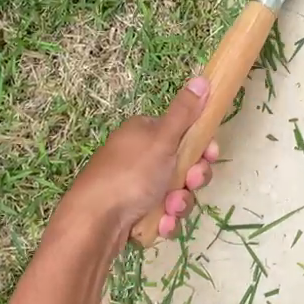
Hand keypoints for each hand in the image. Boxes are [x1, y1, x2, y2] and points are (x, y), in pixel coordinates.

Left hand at [67, 77, 217, 237]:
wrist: (93, 223)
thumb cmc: (130, 174)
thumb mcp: (162, 138)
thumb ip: (184, 112)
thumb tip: (202, 79)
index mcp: (145, 132)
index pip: (184, 133)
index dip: (202, 145)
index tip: (210, 155)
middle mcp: (140, 156)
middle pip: (184, 165)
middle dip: (191, 179)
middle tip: (189, 184)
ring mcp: (136, 185)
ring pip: (176, 193)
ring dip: (179, 203)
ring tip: (169, 209)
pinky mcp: (134, 212)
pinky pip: (162, 214)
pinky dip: (164, 220)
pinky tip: (158, 225)